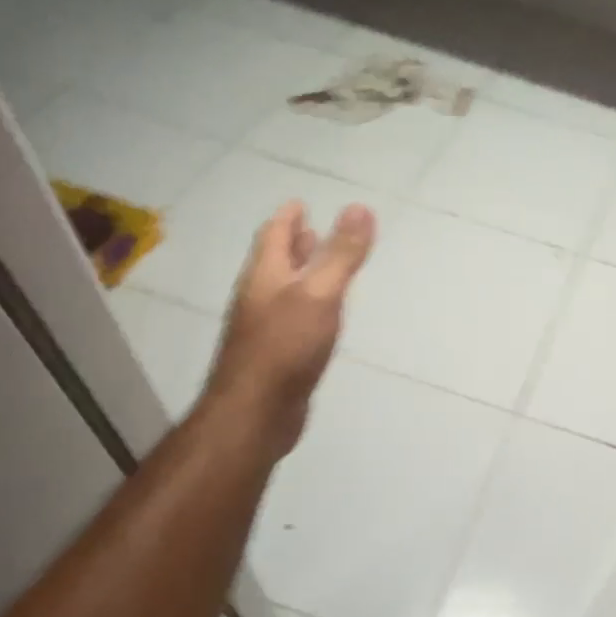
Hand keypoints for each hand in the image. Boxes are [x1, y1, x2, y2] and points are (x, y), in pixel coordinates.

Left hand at [200, 201, 375, 452]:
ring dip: (299, 273)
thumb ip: (341, 254)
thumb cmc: (286, 347)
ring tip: (319, 265)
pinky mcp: (275, 355)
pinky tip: (321, 315)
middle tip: (311, 227)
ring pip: (283, 290)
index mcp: (265, 276)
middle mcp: (259, 297)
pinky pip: (291, 317)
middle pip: (275, 261)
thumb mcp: (320, 293)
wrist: (255, 413)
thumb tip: (360, 207)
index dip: (288, 218)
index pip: (274, 236)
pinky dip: (306, 304)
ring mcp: (264, 328)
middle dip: (293, 243)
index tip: (300, 203)